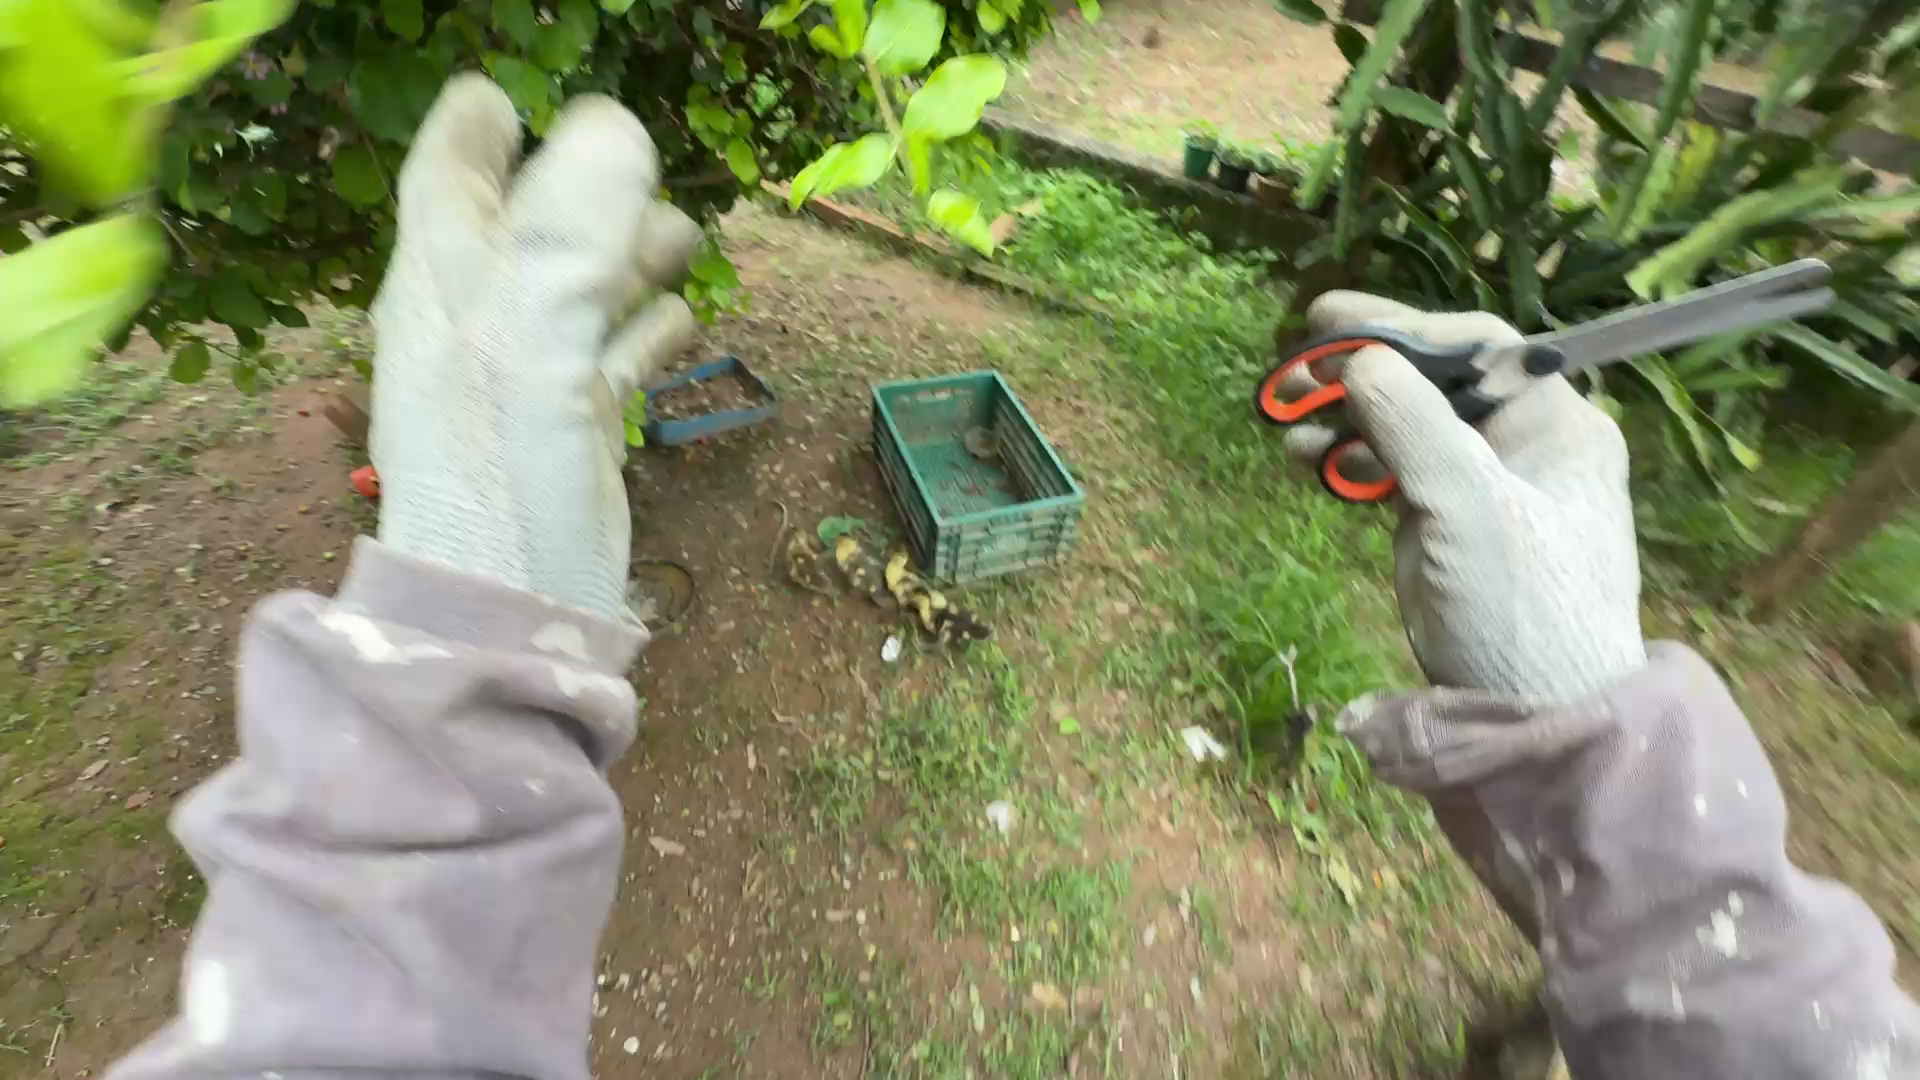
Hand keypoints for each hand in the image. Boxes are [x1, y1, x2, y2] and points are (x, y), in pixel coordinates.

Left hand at [369, 74, 699, 619]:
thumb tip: (620, 127)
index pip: (451, 186)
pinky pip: (611, 357)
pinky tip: (682, 324)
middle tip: (643, 169)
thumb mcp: (530, 349)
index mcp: (450, 294)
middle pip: (532, 236)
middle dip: (584, 197)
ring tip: (683, 238)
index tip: (506, 96)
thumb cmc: (509, 481)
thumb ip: (567, 238)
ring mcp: (532, 382)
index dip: (476, 135)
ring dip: (629, 263)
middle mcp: (485, 329)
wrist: (518, 606)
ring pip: (583, 298)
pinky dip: (646, 333)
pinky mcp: (574, 428)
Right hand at [1276, 292, 1644, 700]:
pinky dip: (1343, 458)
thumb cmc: (1518, 604)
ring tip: (1286, 426)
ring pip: (1398, 424)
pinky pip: (1384, 466)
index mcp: (1552, 424)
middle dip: (1358, 374)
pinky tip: (1304, 459)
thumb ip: (1416, 428)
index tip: (1329, 320)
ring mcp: (1472, 480)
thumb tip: (1359, 361)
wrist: (1524, 703)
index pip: (1476, 348)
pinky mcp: (1436, 515)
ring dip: (1339, 418)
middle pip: (1429, 382)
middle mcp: (1514, 442)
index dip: (1401, 326)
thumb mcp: (1469, 508)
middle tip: (1292, 370)